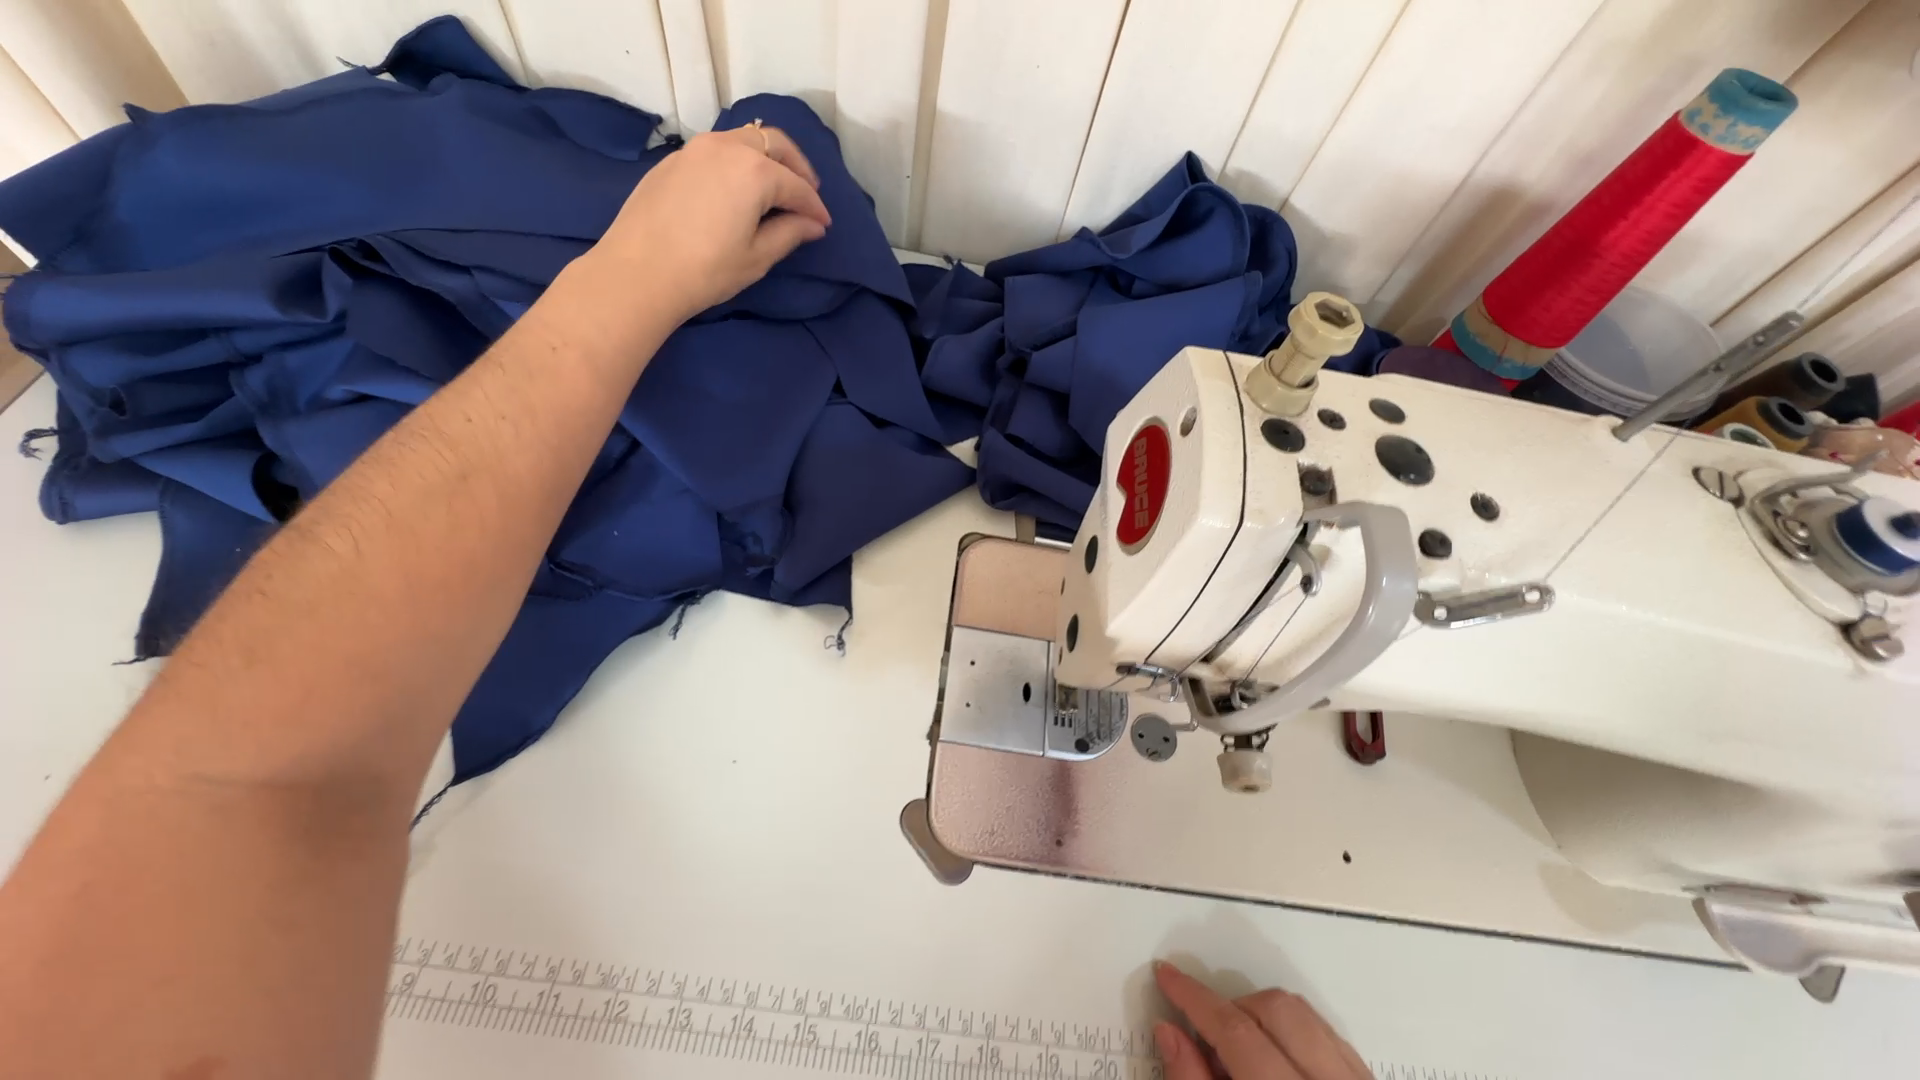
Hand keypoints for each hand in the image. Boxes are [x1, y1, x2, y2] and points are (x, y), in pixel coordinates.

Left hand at [589, 123, 832, 321]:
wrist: (637, 272)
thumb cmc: (705, 270)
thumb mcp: (756, 257)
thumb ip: (789, 233)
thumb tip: (812, 224)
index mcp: (754, 171)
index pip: (797, 186)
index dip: (814, 207)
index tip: (823, 225)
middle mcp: (727, 147)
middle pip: (773, 143)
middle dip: (796, 166)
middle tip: (806, 193)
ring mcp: (695, 149)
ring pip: (743, 140)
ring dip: (765, 158)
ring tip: (774, 188)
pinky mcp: (673, 160)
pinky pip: (717, 150)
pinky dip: (737, 162)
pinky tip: (738, 189)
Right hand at [1153, 962, 1372, 1079]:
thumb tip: (1169, 1030)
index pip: (1235, 1032)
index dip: (1194, 998)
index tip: (1165, 974)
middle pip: (1276, 1010)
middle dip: (1232, 1009)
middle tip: (1203, 1034)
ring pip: (1306, 1016)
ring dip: (1263, 1018)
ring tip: (1239, 1052)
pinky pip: (1330, 1037)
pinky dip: (1296, 1034)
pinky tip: (1276, 1060)